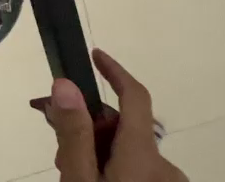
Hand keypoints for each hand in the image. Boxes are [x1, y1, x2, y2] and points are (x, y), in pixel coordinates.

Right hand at [40, 50, 187, 181]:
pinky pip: (140, 172)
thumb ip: (74, 134)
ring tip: (71, 169)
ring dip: (101, 151)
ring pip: (130, 152)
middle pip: (125, 128)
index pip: (135, 96)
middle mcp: (166, 167)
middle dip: (91, 126)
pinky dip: (116, 169)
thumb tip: (65, 83)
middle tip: (58, 140)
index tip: (94, 54)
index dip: (115, 71)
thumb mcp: (80, 180)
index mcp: (145, 155)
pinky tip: (94, 179)